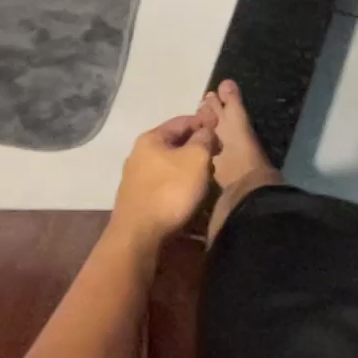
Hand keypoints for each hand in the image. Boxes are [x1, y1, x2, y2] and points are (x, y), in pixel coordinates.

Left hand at [109, 115, 217, 249]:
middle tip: (217, 154)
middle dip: (199, 146)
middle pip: (176, 142)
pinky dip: (181, 183)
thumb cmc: (170, 190)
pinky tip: (191, 193)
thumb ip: (204, 138)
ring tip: (208, 177)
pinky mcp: (139, 199)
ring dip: (191, 167)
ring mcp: (136, 178)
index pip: (183, 121)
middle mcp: (139, 154)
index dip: (204, 121)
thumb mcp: (197, 158)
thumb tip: (205, 131)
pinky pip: (166, 182)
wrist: (138, 237)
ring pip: (172, 164)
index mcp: (151, 139)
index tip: (221, 126)